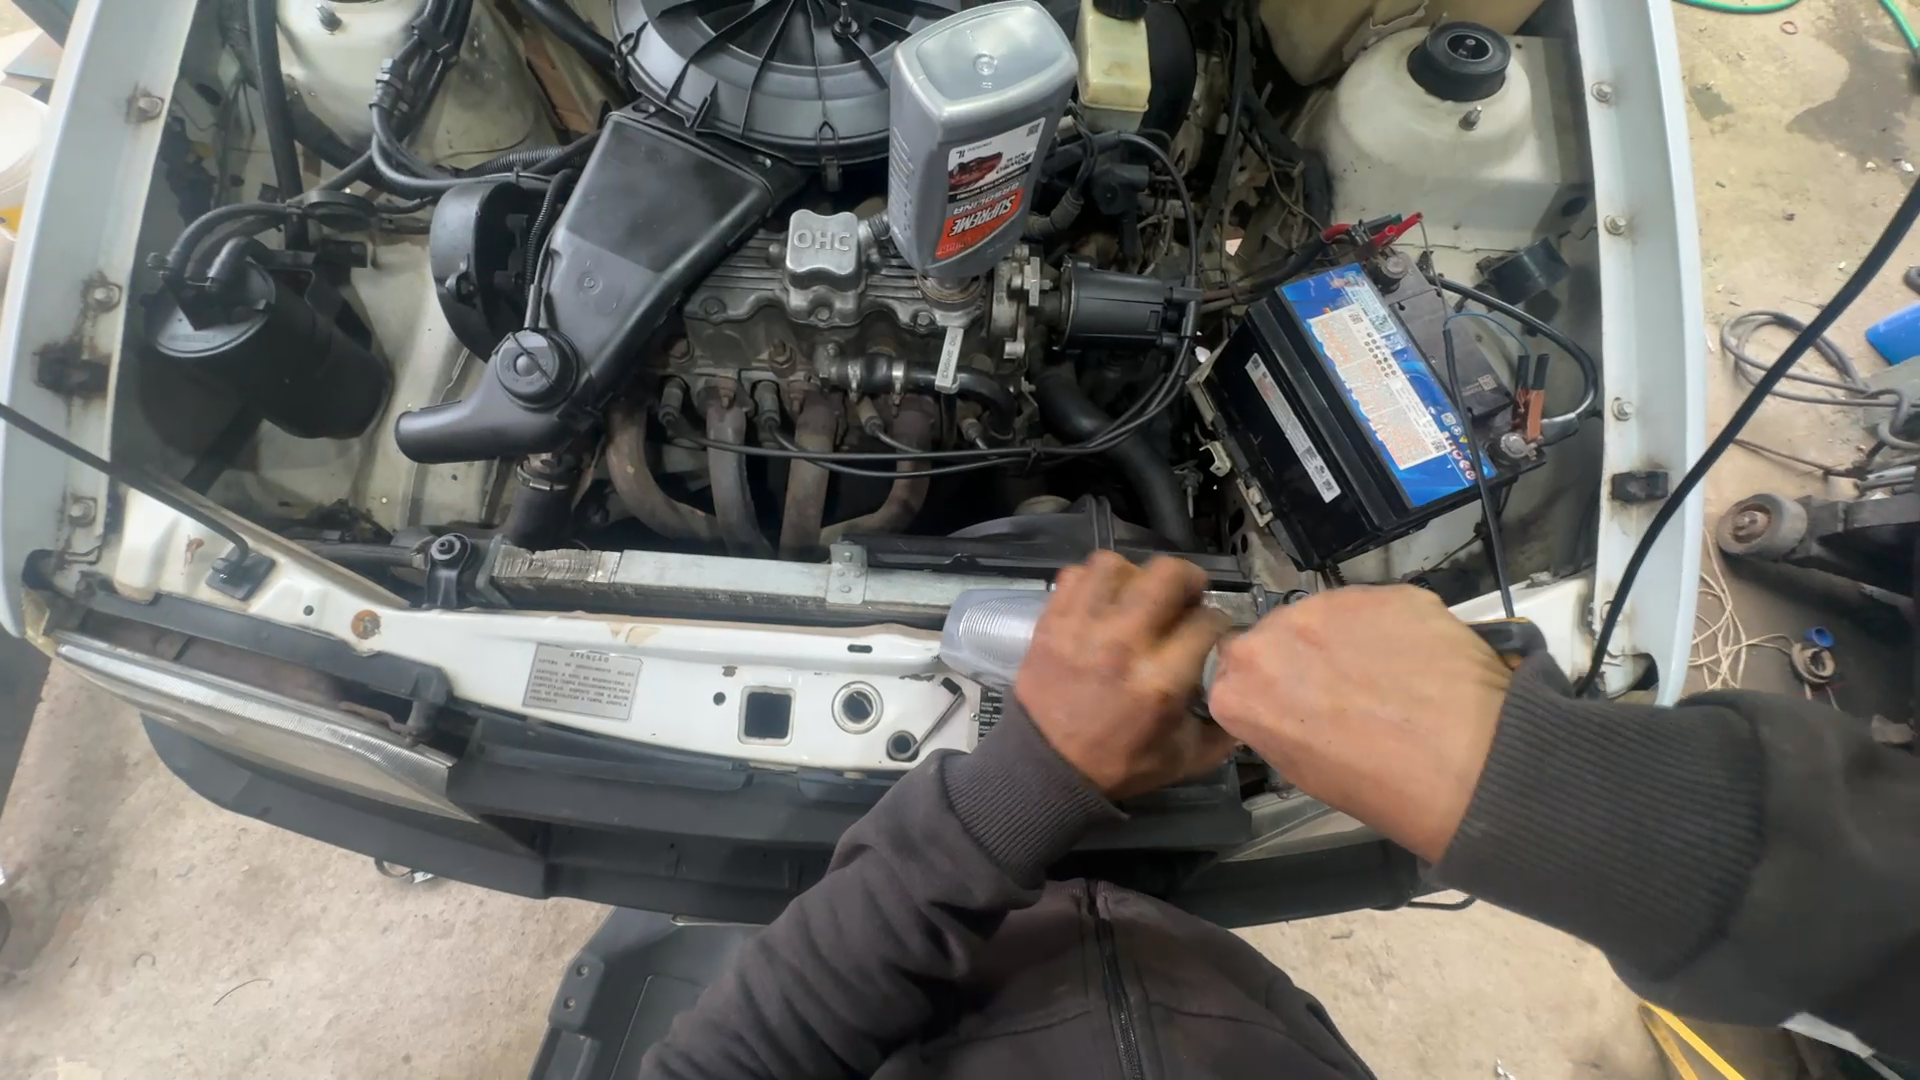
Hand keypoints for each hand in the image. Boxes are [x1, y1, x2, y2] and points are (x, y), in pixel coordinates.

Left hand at [1015, 553, 1236, 800]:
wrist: (1045, 766)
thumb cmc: (1117, 763)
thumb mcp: (1183, 759)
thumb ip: (1223, 728)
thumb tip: (1241, 691)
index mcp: (1160, 679)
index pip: (1206, 621)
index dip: (1219, 622)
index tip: (1213, 630)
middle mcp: (1123, 642)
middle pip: (1166, 575)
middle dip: (1188, 579)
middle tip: (1186, 596)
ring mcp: (1081, 626)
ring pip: (1115, 565)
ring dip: (1135, 575)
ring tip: (1138, 595)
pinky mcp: (1051, 621)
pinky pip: (1075, 574)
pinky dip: (1092, 581)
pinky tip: (1101, 601)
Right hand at [1206, 586, 1513, 861]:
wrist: (1477, 770)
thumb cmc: (1382, 789)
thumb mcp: (1298, 768)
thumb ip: (1269, 718)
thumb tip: (1284, 698)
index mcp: (1235, 690)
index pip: (1234, 673)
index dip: (1269, 685)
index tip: (1295, 699)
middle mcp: (1264, 639)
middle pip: (1272, 636)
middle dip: (1299, 655)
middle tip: (1344, 687)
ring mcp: (1322, 608)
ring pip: (1321, 615)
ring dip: (1341, 636)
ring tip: (1387, 674)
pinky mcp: (1376, 591)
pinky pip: (1374, 606)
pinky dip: (1389, 627)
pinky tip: (1418, 659)